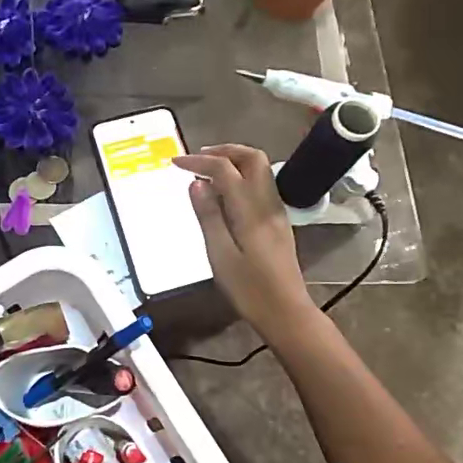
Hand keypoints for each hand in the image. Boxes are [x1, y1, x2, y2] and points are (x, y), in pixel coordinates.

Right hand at [174, 144, 316, 340]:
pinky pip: (261, 186)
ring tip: (207, 172)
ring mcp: (277, 213)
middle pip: (252, 158)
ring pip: (260, 170)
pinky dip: (241, 178)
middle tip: (197, 159)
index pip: (225, 170)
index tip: (176, 163)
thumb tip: (196, 183)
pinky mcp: (278, 223)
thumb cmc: (250, 290)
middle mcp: (268, 204)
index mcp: (251, 211)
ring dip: (234, 162)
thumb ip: (209, 216)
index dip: (199, 161)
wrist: (287, 312)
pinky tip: (225, 194)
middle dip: (223, 151)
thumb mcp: (221, 256)